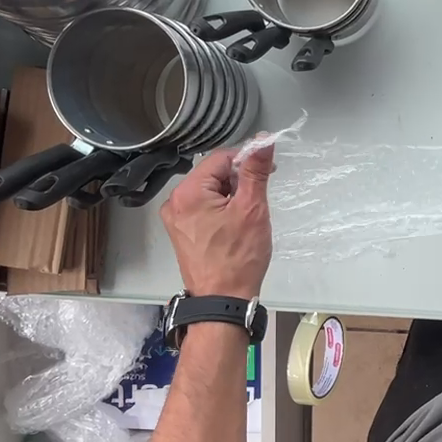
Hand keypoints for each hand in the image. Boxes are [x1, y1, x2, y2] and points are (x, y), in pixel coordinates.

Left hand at [159, 141, 274, 299]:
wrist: (223, 299)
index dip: (246, 160)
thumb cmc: (238, 257)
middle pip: (213, 174)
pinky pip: (204, 208)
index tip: (266, 172)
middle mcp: (175, 202)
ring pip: (210, 191)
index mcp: (188, 192)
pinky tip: (236, 225)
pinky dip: (223, 209)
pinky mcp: (183, 232)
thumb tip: (263, 141)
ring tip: (248, 216)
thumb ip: (256, 171)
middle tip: (259, 198)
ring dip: (232, 195)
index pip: (221, 158)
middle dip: (239, 180)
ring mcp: (177, 219)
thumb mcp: (252, 208)